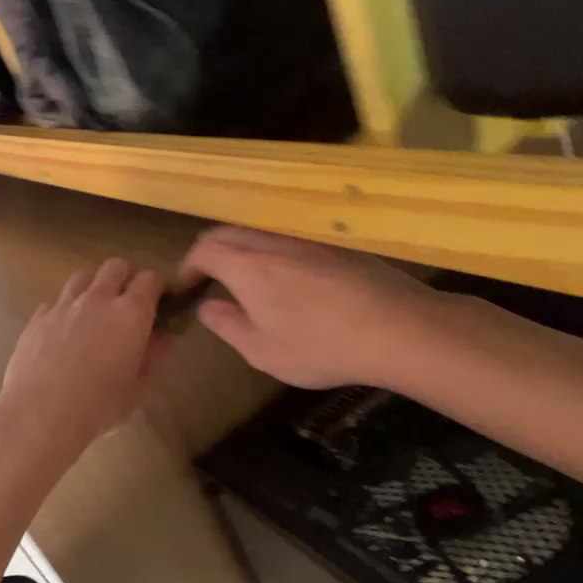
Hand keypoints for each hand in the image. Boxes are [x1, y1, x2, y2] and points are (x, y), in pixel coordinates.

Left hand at [0, 258, 170, 456]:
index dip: (156, 289)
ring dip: (93, 288)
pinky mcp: (37, 317)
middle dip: (125, 279)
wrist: (39, 414)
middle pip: (116, 267)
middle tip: (126, 305)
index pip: (150, 279)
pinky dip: (64, 310)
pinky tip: (62, 333)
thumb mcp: (137, 389)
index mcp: (131, 313)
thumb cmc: (98, 407)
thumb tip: (166, 337)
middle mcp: (98, 299)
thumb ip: (155, 356)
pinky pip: (55, 301)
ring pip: (83, 278)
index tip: (157, 306)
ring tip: (92, 314)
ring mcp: (64, 305)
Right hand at [175, 225, 450, 388]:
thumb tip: (208, 307)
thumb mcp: (261, 350)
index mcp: (249, 267)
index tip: (185, 288)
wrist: (397, 328)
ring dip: (242, 251)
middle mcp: (275, 243)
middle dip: (210, 253)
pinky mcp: (336, 246)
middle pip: (231, 232)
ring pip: (261, 234)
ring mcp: (308, 240)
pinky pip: (289, 241)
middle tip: (206, 281)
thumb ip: (228, 325)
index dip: (188, 266)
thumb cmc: (319, 347)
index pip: (205, 248)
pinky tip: (283, 284)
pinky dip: (271, 255)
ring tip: (242, 283)